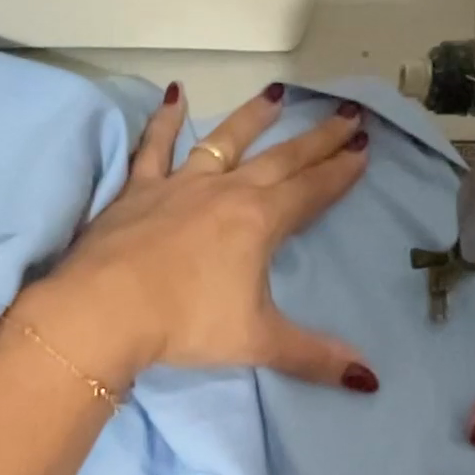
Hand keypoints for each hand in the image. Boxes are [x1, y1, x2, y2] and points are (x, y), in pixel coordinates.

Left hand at [19, 82, 378, 393]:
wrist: (106, 309)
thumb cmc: (187, 324)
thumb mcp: (258, 343)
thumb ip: (314, 357)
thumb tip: (369, 380)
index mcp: (259, 222)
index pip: (310, 192)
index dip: (340, 173)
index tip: (363, 150)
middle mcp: (224, 192)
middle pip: (280, 159)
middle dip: (316, 139)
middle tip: (347, 115)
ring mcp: (179, 186)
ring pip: (224, 142)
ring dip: (253, 119)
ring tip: (277, 94)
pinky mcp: (138, 191)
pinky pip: (155, 147)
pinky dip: (164, 121)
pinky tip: (174, 96)